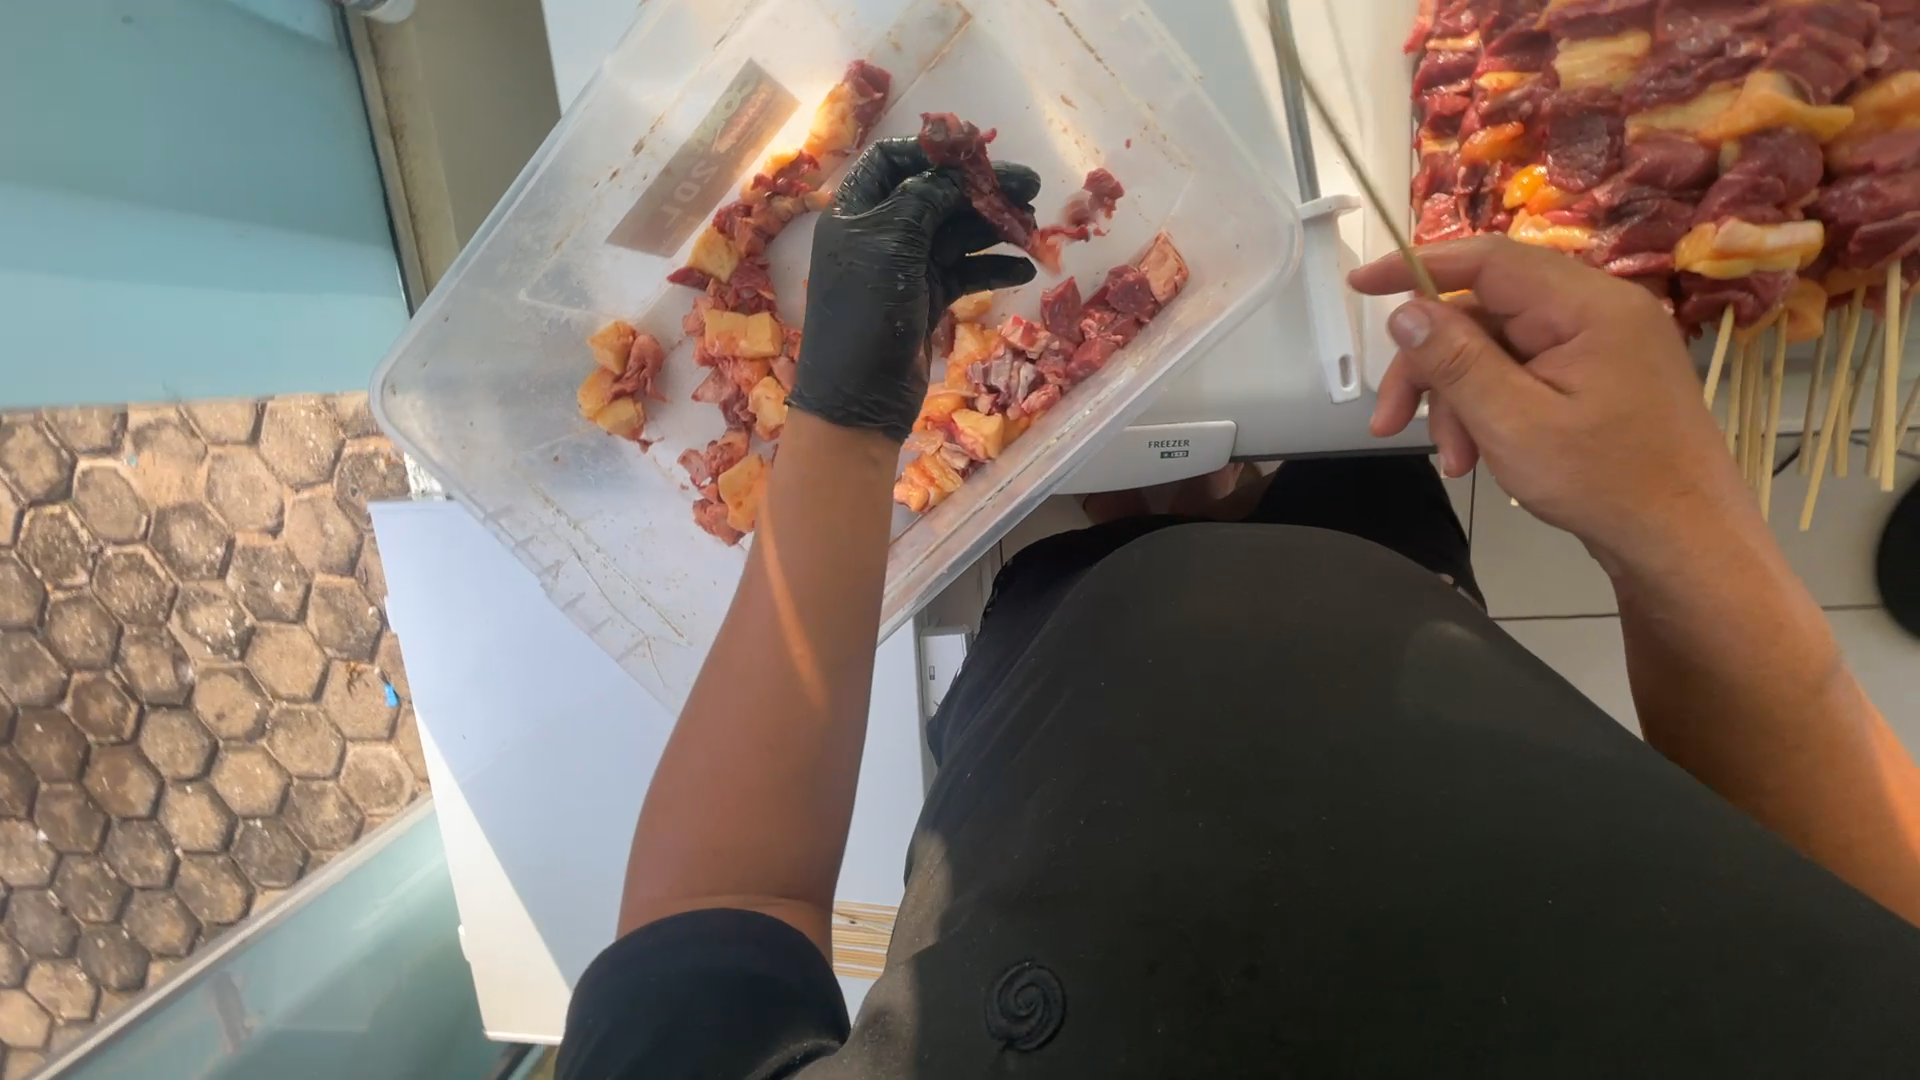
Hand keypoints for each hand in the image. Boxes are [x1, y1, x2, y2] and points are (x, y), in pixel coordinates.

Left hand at [788, 138, 1039, 442]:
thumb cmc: (867, 312)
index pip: (895, 160)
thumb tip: (955, 172)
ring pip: (957, 235)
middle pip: (937, 196)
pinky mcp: (927, 299)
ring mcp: (905, 268)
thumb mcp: (892, 242)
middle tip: (1031, 191)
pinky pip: (965, 273)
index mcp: (857, 209)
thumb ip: (924, 198)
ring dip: (995, 230)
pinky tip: (1024, 271)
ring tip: (1033, 232)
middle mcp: (881, 233)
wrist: (860, 396)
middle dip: (982, 191)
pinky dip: (993, 269)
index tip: (982, 147)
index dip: (936, 150)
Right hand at [1348, 235, 1759, 575]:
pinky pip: (1511, 375)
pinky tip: (1471, 455)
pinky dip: (1479, 412)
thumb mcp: (1511, 422)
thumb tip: (1404, 311)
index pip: (1488, 262)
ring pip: (1487, 351)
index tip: (1360, 282)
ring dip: (1451, 403)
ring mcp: (1590, 345)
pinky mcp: (1585, 375)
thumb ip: (1455, 361)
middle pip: (1478, 316)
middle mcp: (1591, 313)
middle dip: (1426, 370)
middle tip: (1387, 422)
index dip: (1417, 266)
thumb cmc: (1602, 480)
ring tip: (1450, 458)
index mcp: (1586, 308)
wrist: (1678, 537)